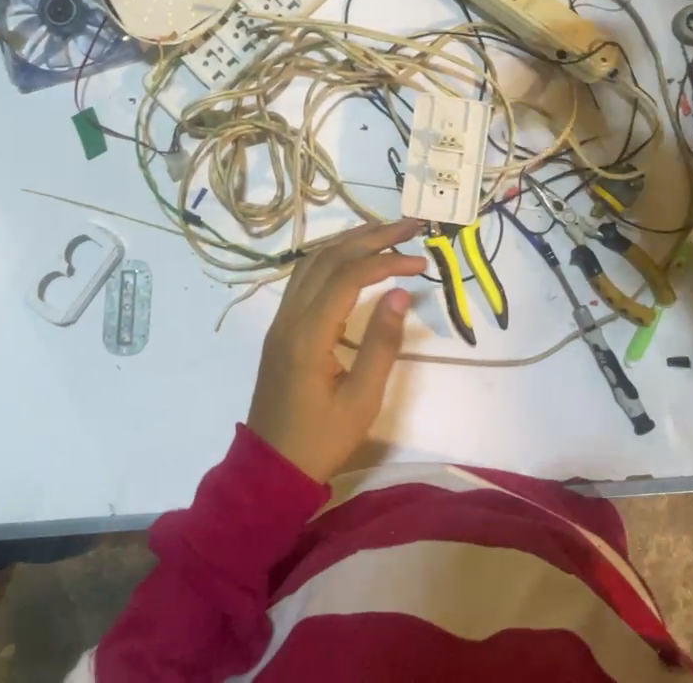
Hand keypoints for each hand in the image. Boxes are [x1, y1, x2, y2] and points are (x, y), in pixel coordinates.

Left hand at [246, 219, 426, 482]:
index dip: (386, 261)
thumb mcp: (362, 400)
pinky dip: (331, 258)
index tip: (422, 262)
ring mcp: (280, 321)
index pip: (347, 277)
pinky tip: (353, 259)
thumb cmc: (321, 440)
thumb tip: (401, 294)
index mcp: (308, 335)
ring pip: (311, 263)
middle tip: (410, 225)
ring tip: (386, 232)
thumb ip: (382, 344)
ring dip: (348, 242)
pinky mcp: (281, 328)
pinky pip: (304, 278)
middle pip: (327, 258)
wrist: (271, 468)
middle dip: (371, 236)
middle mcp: (289, 318)